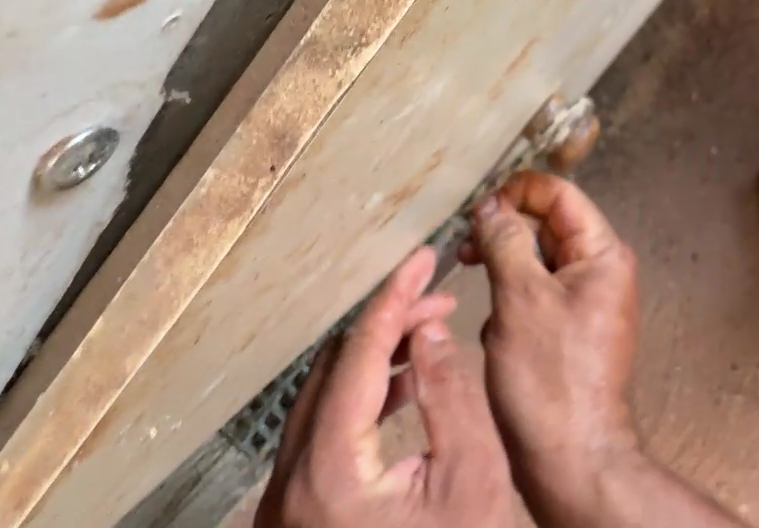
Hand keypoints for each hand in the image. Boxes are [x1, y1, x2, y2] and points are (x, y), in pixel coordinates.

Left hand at [256, 247, 514, 527]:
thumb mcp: (473, 478)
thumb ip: (449, 393)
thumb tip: (427, 328)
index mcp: (327, 472)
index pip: (360, 352)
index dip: (396, 296)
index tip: (424, 256)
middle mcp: (288, 484)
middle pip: (334, 369)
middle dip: (388, 323)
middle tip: (439, 299)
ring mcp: (285, 505)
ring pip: (324, 397)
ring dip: (377, 357)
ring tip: (429, 334)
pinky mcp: (297, 515)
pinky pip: (322, 430)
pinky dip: (362, 397)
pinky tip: (402, 387)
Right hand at [463, 172, 643, 512]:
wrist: (571, 457)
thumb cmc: (550, 377)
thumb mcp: (520, 297)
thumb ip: (505, 241)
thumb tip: (490, 205)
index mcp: (602, 253)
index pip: (560, 194)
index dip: (518, 192)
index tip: (478, 208)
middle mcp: (600, 270)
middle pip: (547, 224)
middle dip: (505, 230)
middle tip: (465, 247)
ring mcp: (586, 300)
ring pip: (537, 260)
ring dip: (503, 266)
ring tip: (474, 280)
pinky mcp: (568, 327)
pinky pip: (535, 293)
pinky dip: (510, 299)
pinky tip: (495, 327)